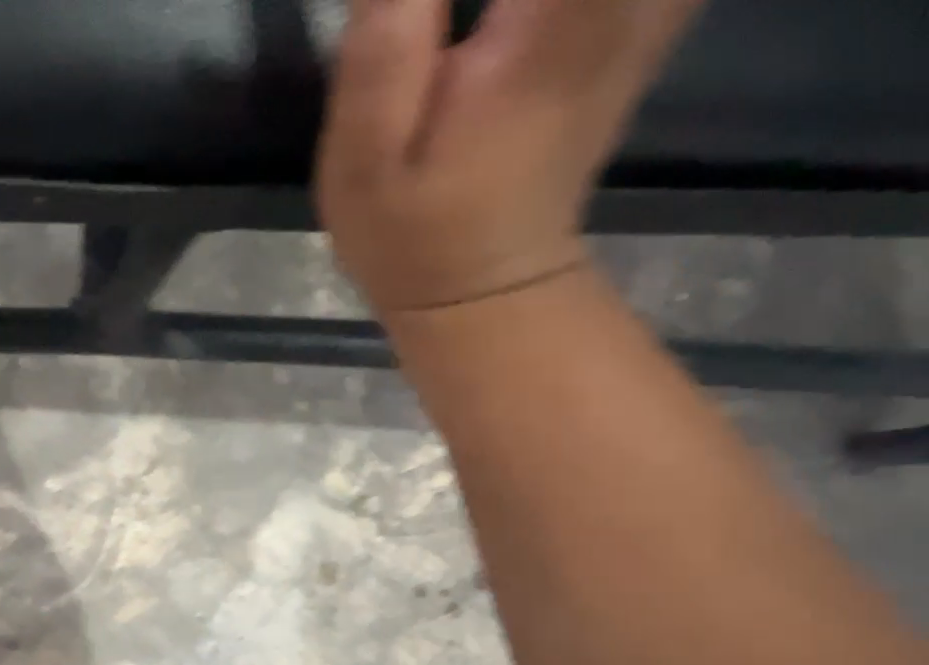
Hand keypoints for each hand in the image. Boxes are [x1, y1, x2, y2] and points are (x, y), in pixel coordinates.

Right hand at [317, 0, 705, 313]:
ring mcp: (649, 4)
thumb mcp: (366, 149)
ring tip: (471, 27)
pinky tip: (504, 18)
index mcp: (550, 25)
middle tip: (430, 12)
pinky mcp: (644, 13)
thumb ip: (387, 34)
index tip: (410, 1)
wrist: (484, 284)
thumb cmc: (412, 228)